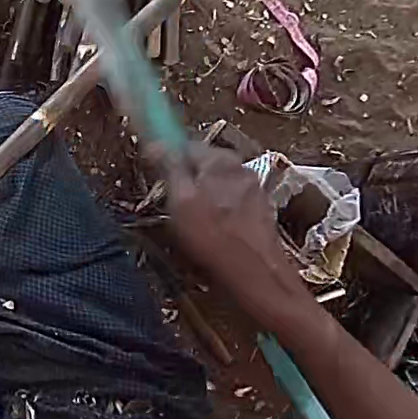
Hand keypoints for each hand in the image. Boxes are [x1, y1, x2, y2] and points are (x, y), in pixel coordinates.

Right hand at [159, 144, 319, 330]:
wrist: (257, 275)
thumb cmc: (212, 238)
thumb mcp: (180, 201)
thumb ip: (169, 167)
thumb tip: (155, 142)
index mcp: (220, 159)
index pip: (185, 145)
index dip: (167, 160)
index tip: (157, 180)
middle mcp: (241, 166)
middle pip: (204, 165)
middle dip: (188, 180)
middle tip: (174, 205)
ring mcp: (255, 187)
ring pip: (218, 184)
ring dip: (205, 196)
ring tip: (194, 223)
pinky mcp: (262, 209)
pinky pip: (232, 201)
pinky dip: (221, 211)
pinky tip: (215, 232)